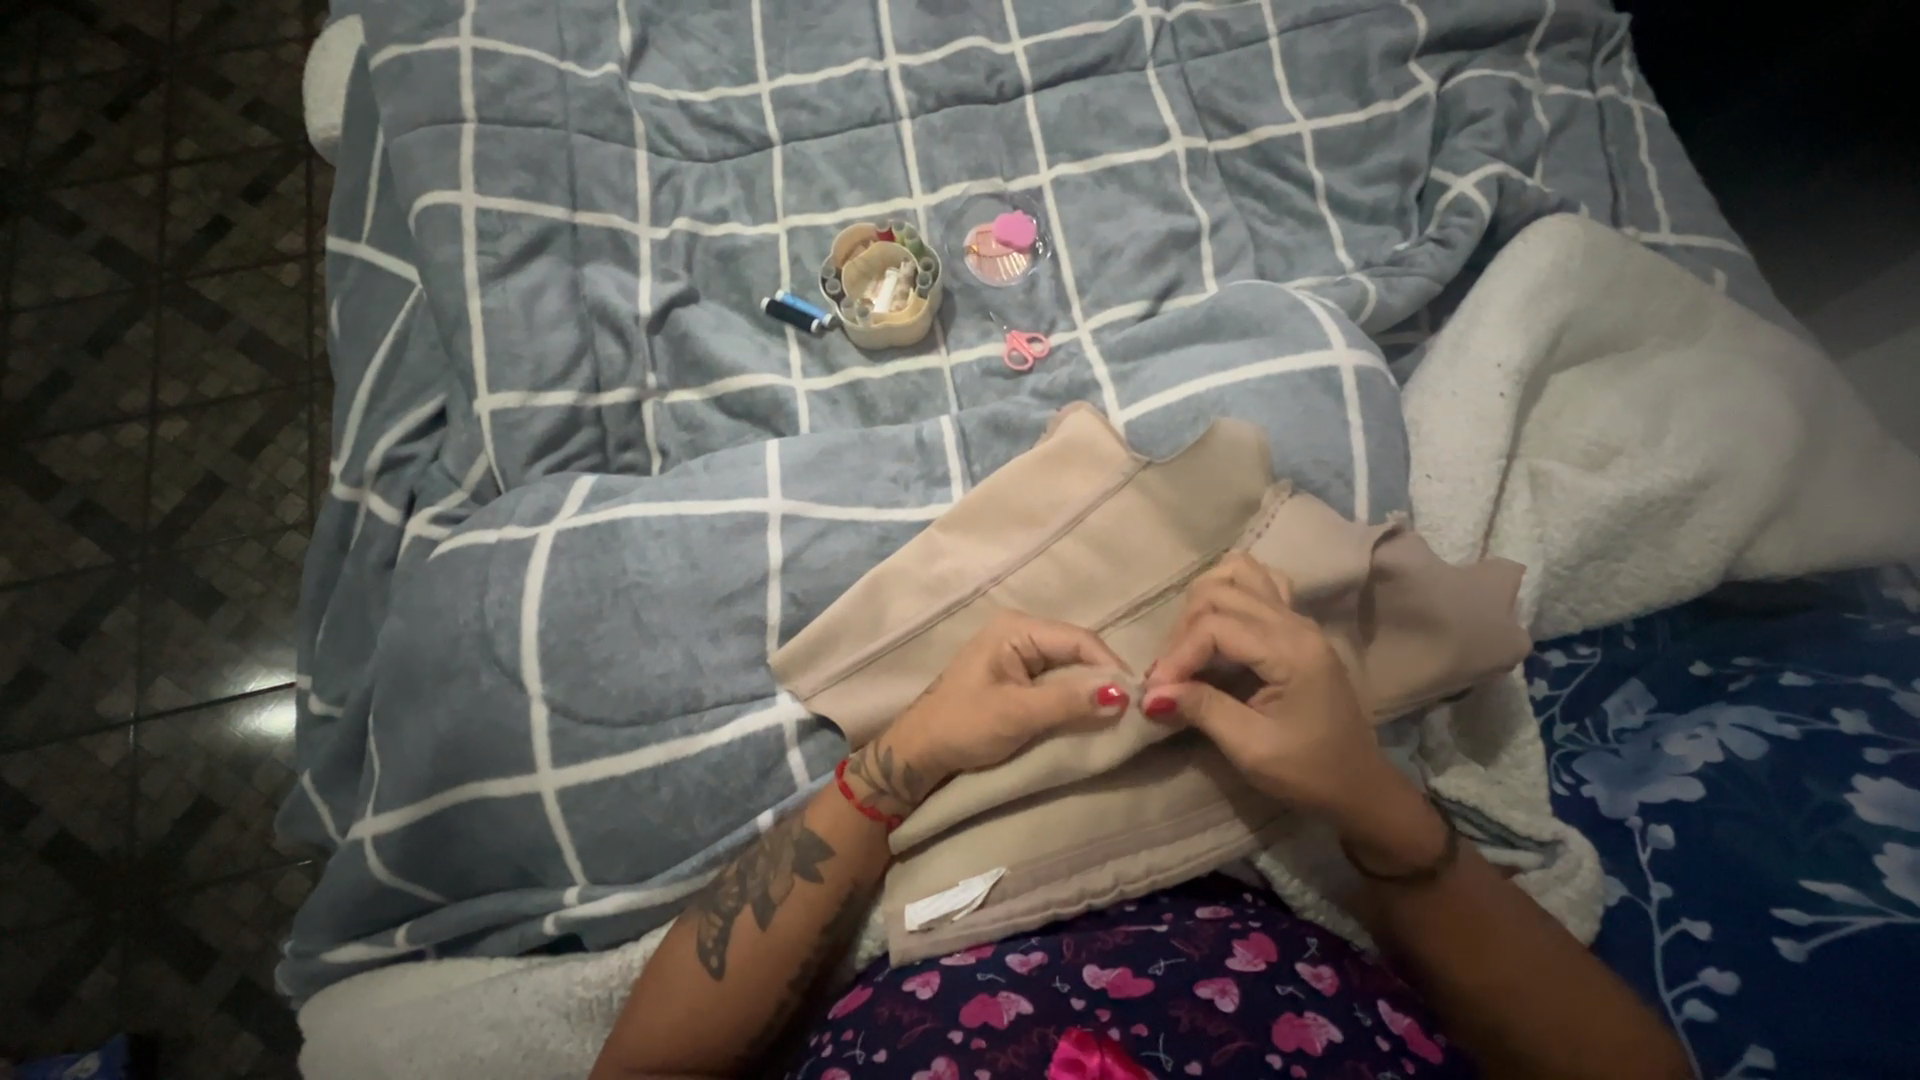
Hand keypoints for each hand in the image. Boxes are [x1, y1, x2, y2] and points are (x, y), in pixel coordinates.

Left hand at [845, 612, 1131, 816]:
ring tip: (1119, 715)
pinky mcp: (1018, 676)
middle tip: (1134, 710)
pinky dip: (1075, 698)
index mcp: (1017, 628)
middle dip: (1105, 678)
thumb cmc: (963, 726)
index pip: (1079, 639)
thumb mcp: (1018, 715)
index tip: (1138, 700)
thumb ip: (1069, 701)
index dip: (1111, 668)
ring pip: (1070, 667)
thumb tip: (1124, 695)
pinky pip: (1058, 680)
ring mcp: (1018, 653)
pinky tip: (1092, 715)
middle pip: (1078, 650)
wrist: (920, 752)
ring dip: (1092, 690)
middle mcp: (1020, 632)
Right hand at [1140, 555, 1409, 834]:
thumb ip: (1201, 709)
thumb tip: (1150, 694)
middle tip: (1169, 675)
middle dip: (1183, 630)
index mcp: (1292, 650)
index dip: (1177, 655)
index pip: (1215, 626)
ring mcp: (1299, 620)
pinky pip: (1258, 584)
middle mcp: (1297, 623)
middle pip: (1221, 592)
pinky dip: (1229, 593)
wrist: (1358, 786)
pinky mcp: (1295, 627)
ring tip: (1188, 644)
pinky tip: (1217, 624)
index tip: (1155, 692)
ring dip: (1203, 602)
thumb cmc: (1308, 772)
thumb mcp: (1251, 748)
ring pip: (1239, 573)